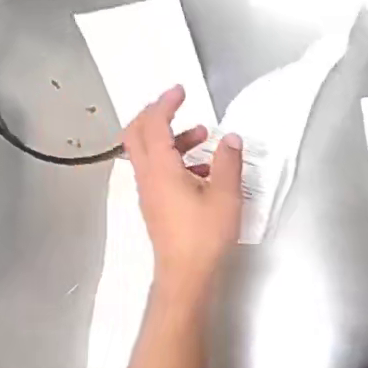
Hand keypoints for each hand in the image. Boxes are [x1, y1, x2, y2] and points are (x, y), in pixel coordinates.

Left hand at [121, 85, 242, 290]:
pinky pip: (157, 173)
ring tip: (202, 141)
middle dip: (155, 115)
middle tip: (177, 107)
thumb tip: (230, 140)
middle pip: (137, 134)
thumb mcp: (226, 196)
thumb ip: (229, 162)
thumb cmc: (204, 237)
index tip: (180, 92)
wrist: (187, 275)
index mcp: (161, 168)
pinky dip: (173, 161)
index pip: (154, 124)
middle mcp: (148, 178)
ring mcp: (149, 194)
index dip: (165, 103)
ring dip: (171, 140)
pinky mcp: (156, 208)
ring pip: (148, 154)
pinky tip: (202, 173)